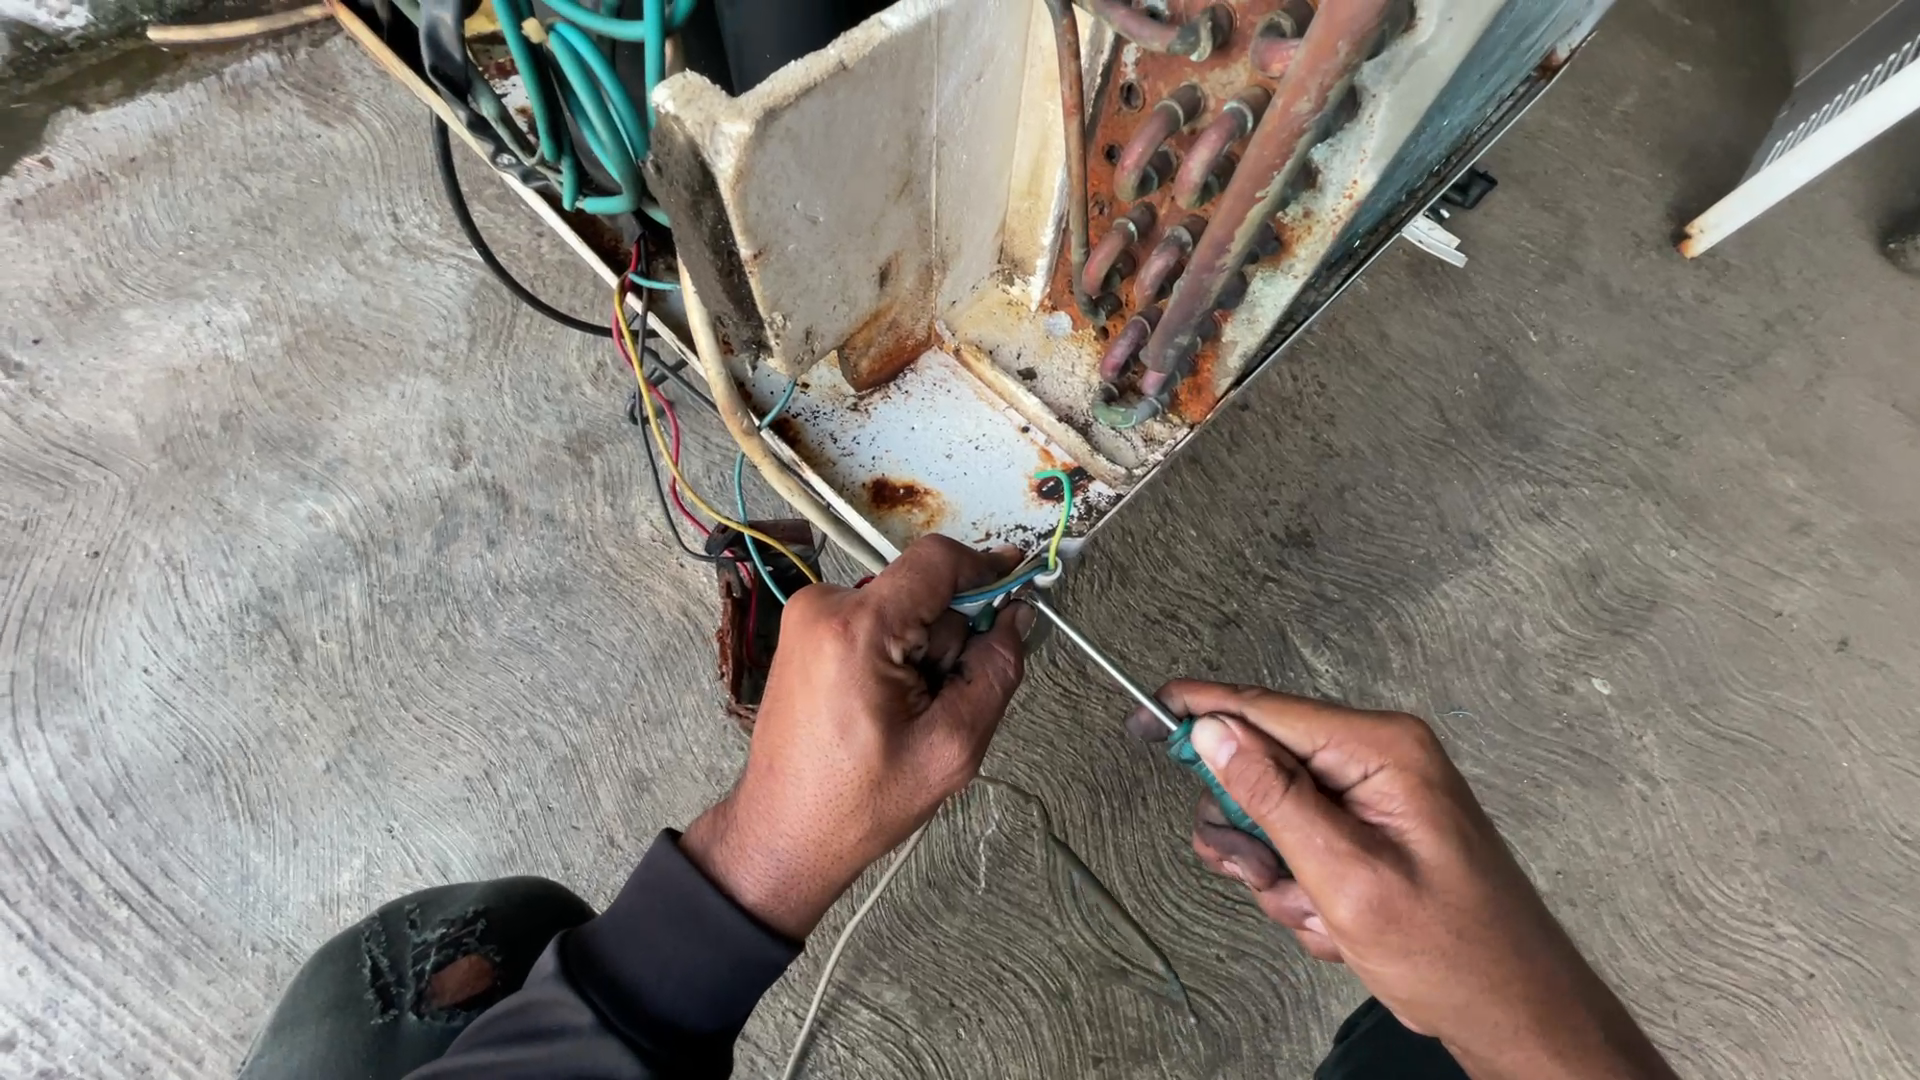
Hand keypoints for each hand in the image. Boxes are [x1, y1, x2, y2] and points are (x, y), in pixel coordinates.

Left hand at [681, 536, 1032, 938]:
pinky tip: (884, 702)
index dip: (985, 568)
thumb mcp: (952, 746)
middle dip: (947, 639)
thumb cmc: (861, 802)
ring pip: (903, 607)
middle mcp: (824, 604)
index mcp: (857, 627)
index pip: (936, 560)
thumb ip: (996, 671)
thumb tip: (1016, 615)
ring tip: (905, 711)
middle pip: (923, 591)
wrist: (784, 832)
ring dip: (920, 650)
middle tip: (938, 701)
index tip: (1017, 587)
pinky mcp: (806, 630)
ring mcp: (808, 615)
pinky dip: (895, 651)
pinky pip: (876, 619)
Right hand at [1130, 682, 1675, 1079]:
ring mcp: (1367, 791)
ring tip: (1314, 910)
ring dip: (1274, 867)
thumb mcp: (1346, 875)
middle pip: (1259, 763)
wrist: (1516, 1020)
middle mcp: (1371, 756)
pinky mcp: (1361, 822)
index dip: (1196, 712)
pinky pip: (1291, 837)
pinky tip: (1331, 917)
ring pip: (1267, 809)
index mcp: (1379, 747)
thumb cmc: (1454, 953)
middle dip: (1251, 829)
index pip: (1262, 709)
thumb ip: (1272, 795)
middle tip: (1266, 875)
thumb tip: (1212, 730)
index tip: (1144, 718)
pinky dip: (1295, 882)